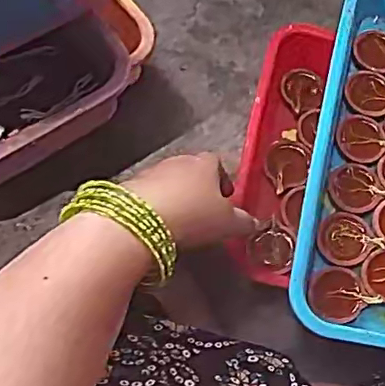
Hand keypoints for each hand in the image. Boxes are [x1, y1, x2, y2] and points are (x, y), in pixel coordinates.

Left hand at [120, 153, 256, 248]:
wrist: (142, 220)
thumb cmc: (195, 215)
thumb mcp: (228, 224)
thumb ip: (244, 222)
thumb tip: (253, 223)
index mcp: (206, 163)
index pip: (217, 163)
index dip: (222, 180)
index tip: (225, 200)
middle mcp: (179, 161)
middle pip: (192, 171)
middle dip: (198, 189)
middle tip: (204, 212)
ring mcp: (152, 171)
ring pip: (170, 181)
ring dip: (176, 197)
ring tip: (180, 221)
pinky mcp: (130, 186)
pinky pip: (149, 194)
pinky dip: (156, 205)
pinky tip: (158, 224)